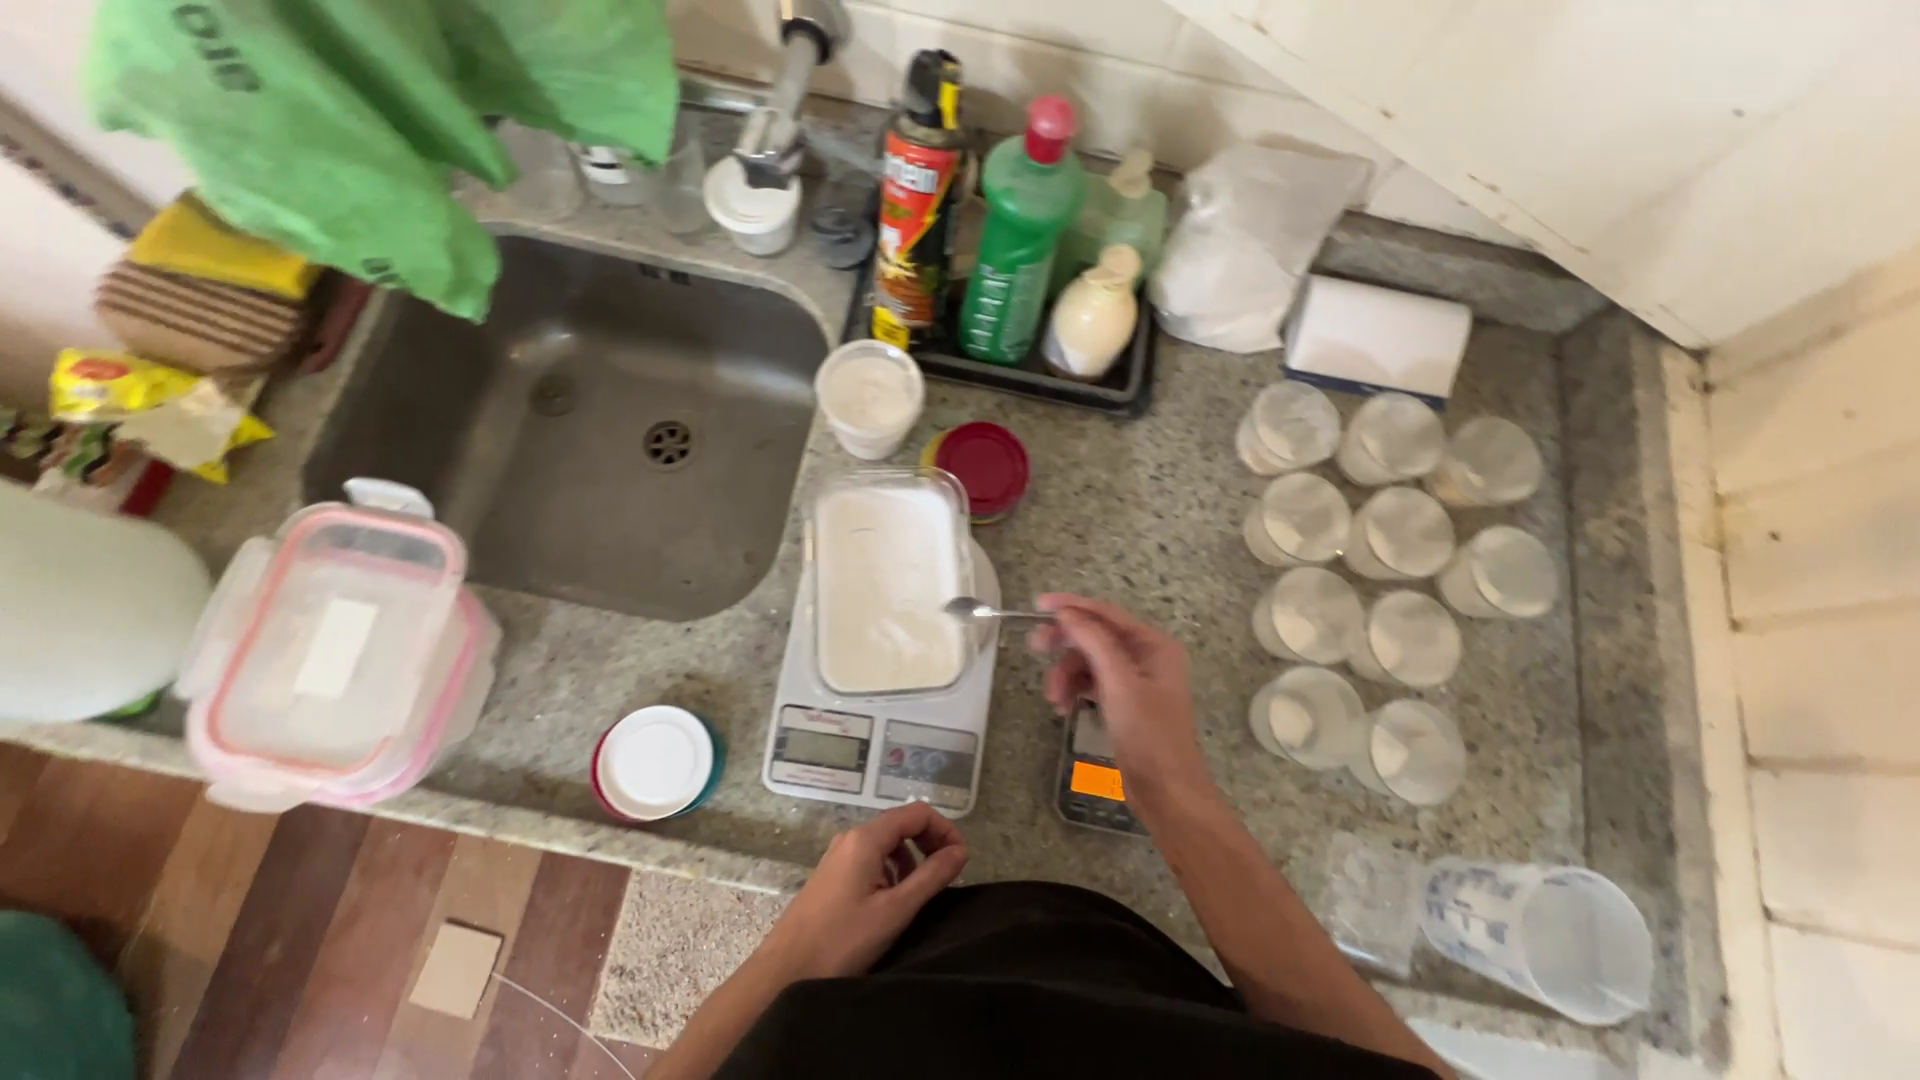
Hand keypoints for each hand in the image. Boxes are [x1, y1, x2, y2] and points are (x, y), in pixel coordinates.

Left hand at [756, 802, 967, 981]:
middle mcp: (851, 838)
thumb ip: (931, 877)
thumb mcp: (895, 910)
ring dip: (912, 859)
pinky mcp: (832, 875)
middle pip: (902, 824)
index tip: (961, 861)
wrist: (784, 972)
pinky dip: (892, 871)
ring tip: (922, 893)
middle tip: (948, 875)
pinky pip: (871, 859)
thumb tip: (960, 851)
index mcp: (866, 838)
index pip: (918, 812)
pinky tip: (893, 902)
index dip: (945, 830)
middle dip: (930, 843)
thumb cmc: (842, 940)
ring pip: (887, 843)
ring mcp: (838, 856)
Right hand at [1030, 594, 1210, 801]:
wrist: (1166, 791)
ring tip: (1053, 698)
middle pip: (1095, 636)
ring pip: (1088, 662)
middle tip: (1035, 647)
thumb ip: (1094, 642)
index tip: (1038, 605)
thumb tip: (1067, 612)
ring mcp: (1135, 680)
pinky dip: (1074, 690)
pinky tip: (1063, 708)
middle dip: (1065, 644)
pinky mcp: (1123, 703)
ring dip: (1066, 674)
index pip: (1107, 614)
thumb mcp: (1120, 684)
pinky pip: (1091, 683)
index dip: (1072, 606)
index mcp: (1154, 645)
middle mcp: (1146, 656)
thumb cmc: (1148, 735)